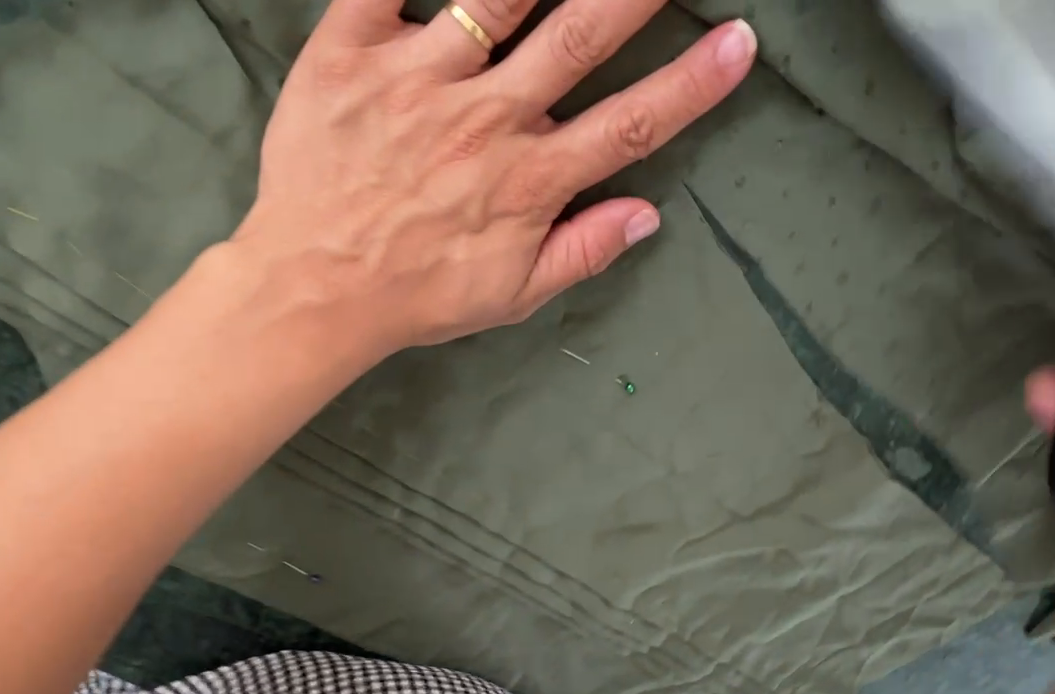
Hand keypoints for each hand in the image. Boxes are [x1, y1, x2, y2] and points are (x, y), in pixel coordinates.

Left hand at [225, 0, 757, 368]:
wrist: (315, 288)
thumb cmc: (421, 295)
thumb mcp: (513, 297)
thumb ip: (583, 251)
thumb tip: (648, 214)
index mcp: (530, 181)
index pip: (630, 124)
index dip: (691, 84)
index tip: (738, 43)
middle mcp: (487, 119)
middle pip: (579, 35)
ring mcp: (418, 78)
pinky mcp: (350, 52)